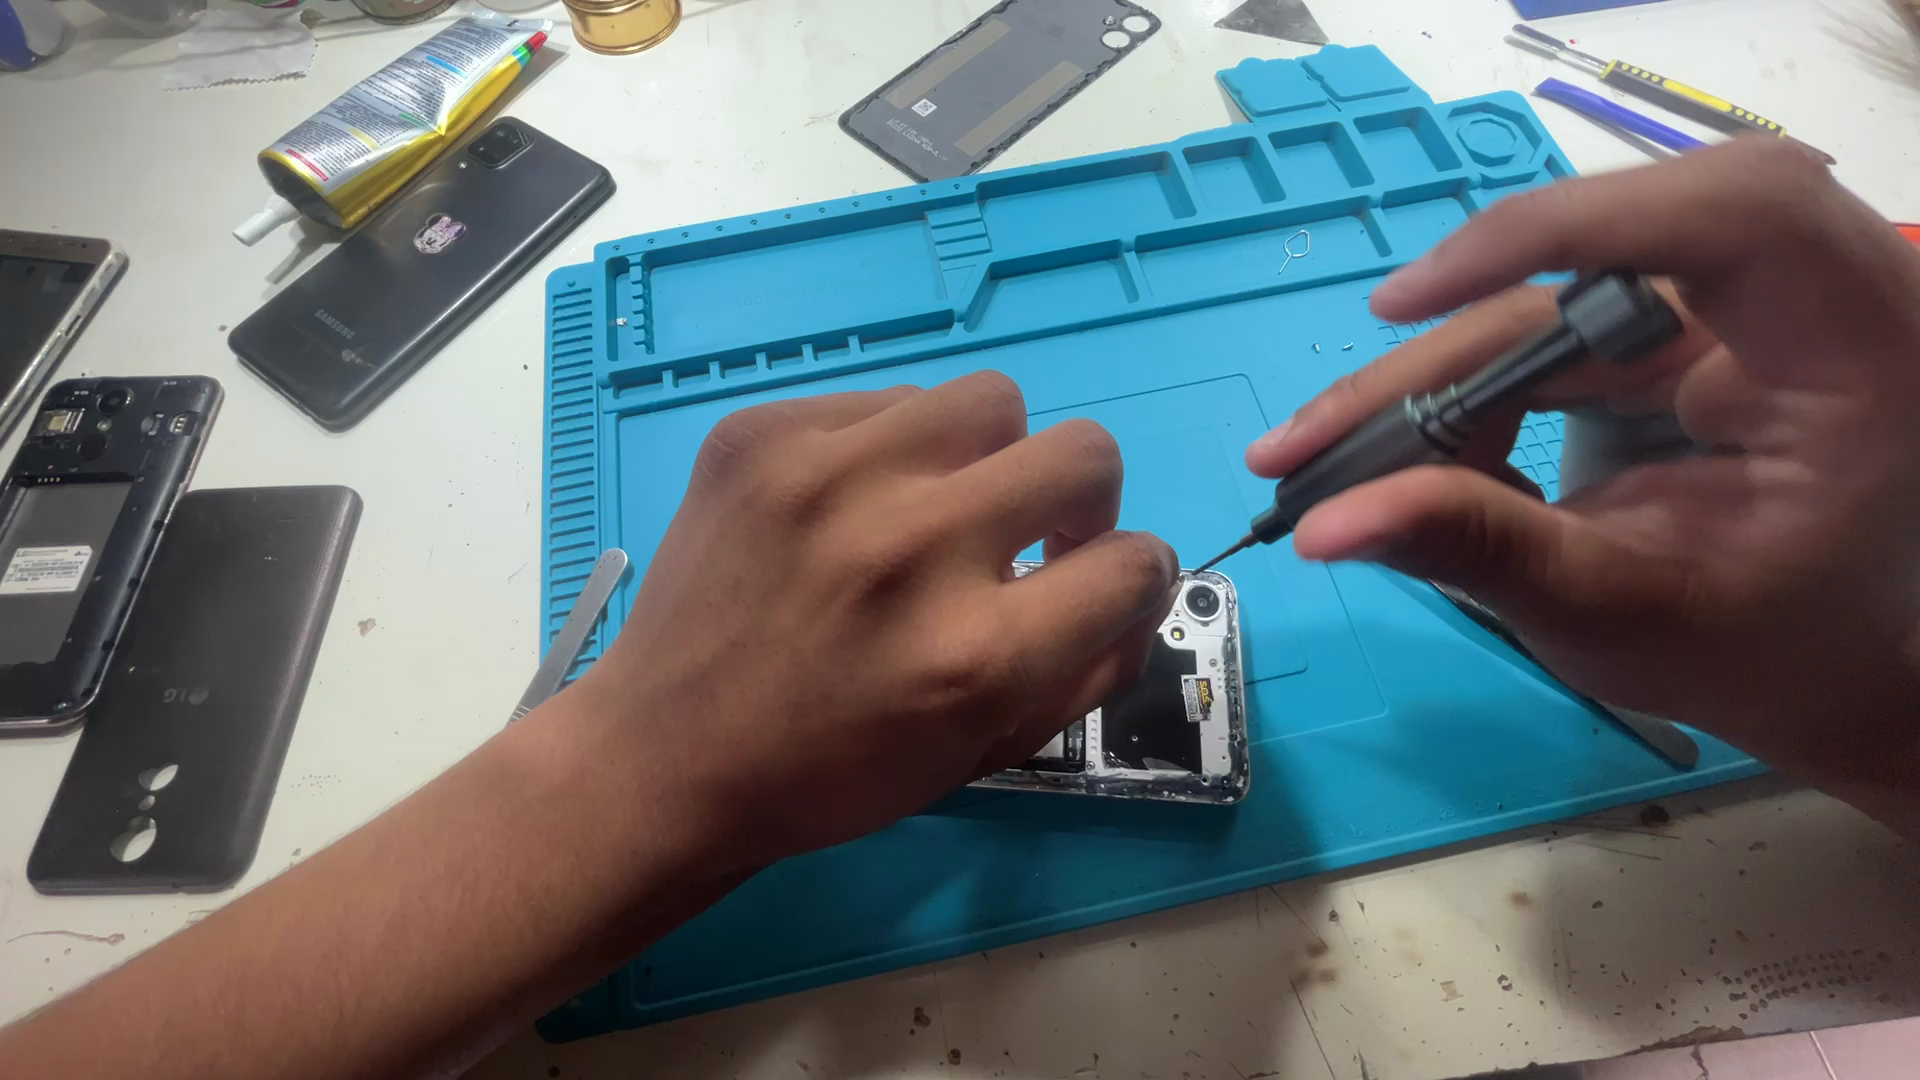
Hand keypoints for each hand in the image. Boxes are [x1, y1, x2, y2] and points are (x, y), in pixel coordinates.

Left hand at [558, 372, 1175, 867]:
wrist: (666, 754)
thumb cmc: (834, 773)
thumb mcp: (984, 751)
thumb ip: (1090, 668)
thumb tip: (1137, 583)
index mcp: (976, 654)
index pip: (1136, 564)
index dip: (1136, 575)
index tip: (1095, 581)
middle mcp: (912, 546)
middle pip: (1085, 452)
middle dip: (1082, 499)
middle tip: (1029, 533)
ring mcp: (827, 472)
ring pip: (989, 400)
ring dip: (989, 458)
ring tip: (937, 505)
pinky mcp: (761, 433)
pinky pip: (886, 401)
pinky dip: (894, 448)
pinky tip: (850, 502)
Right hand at [1244, 140, 1919, 805]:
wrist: (1803, 659)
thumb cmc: (1749, 647)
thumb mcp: (1604, 609)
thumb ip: (1472, 550)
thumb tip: (1320, 525)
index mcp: (1842, 355)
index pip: (1719, 218)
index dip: (1550, 232)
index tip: (1396, 307)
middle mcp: (1774, 311)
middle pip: (1559, 292)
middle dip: (1414, 374)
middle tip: (1298, 449)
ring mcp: (1701, 328)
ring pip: (1516, 325)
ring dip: (1404, 402)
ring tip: (1318, 470)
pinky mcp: (1642, 352)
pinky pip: (1512, 357)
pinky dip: (1436, 413)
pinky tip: (1393, 466)